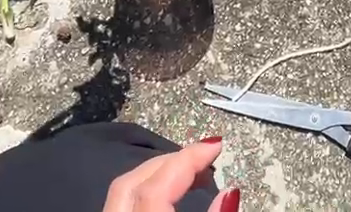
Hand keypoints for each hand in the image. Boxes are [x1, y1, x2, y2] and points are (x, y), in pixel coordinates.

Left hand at [103, 138, 238, 211]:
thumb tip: (230, 191)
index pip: (157, 186)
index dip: (188, 159)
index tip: (217, 144)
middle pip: (132, 182)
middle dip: (170, 161)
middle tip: (204, 156)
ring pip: (121, 192)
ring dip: (156, 174)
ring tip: (190, 174)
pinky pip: (119, 206)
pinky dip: (144, 192)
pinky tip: (166, 196)